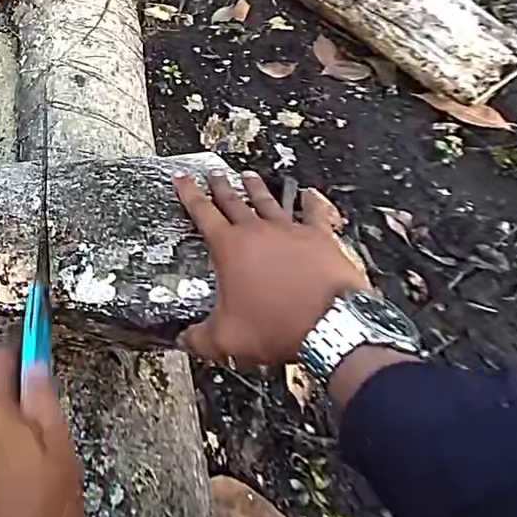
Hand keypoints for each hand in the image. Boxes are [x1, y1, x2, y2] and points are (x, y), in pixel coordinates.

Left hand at [0, 345, 83, 516]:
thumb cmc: (38, 512)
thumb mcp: (58, 450)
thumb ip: (45, 400)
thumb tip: (36, 360)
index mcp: (0, 411)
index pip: (4, 355)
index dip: (22, 335)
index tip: (34, 319)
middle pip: (8, 389)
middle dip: (33, 398)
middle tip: (59, 425)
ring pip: (9, 420)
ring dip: (30, 429)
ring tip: (54, 463)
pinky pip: (4, 444)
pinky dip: (22, 450)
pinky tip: (39, 480)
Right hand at [172, 170, 369, 367]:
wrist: (333, 325)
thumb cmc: (279, 327)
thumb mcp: (228, 339)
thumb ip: (200, 339)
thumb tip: (185, 341)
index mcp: (230, 247)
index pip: (202, 211)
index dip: (188, 193)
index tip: (182, 178)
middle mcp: (257, 231)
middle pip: (233, 200)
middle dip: (220, 186)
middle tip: (213, 175)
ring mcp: (290, 231)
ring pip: (267, 202)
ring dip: (256, 188)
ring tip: (249, 177)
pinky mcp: (319, 238)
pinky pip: (312, 213)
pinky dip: (309, 202)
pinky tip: (309, 194)